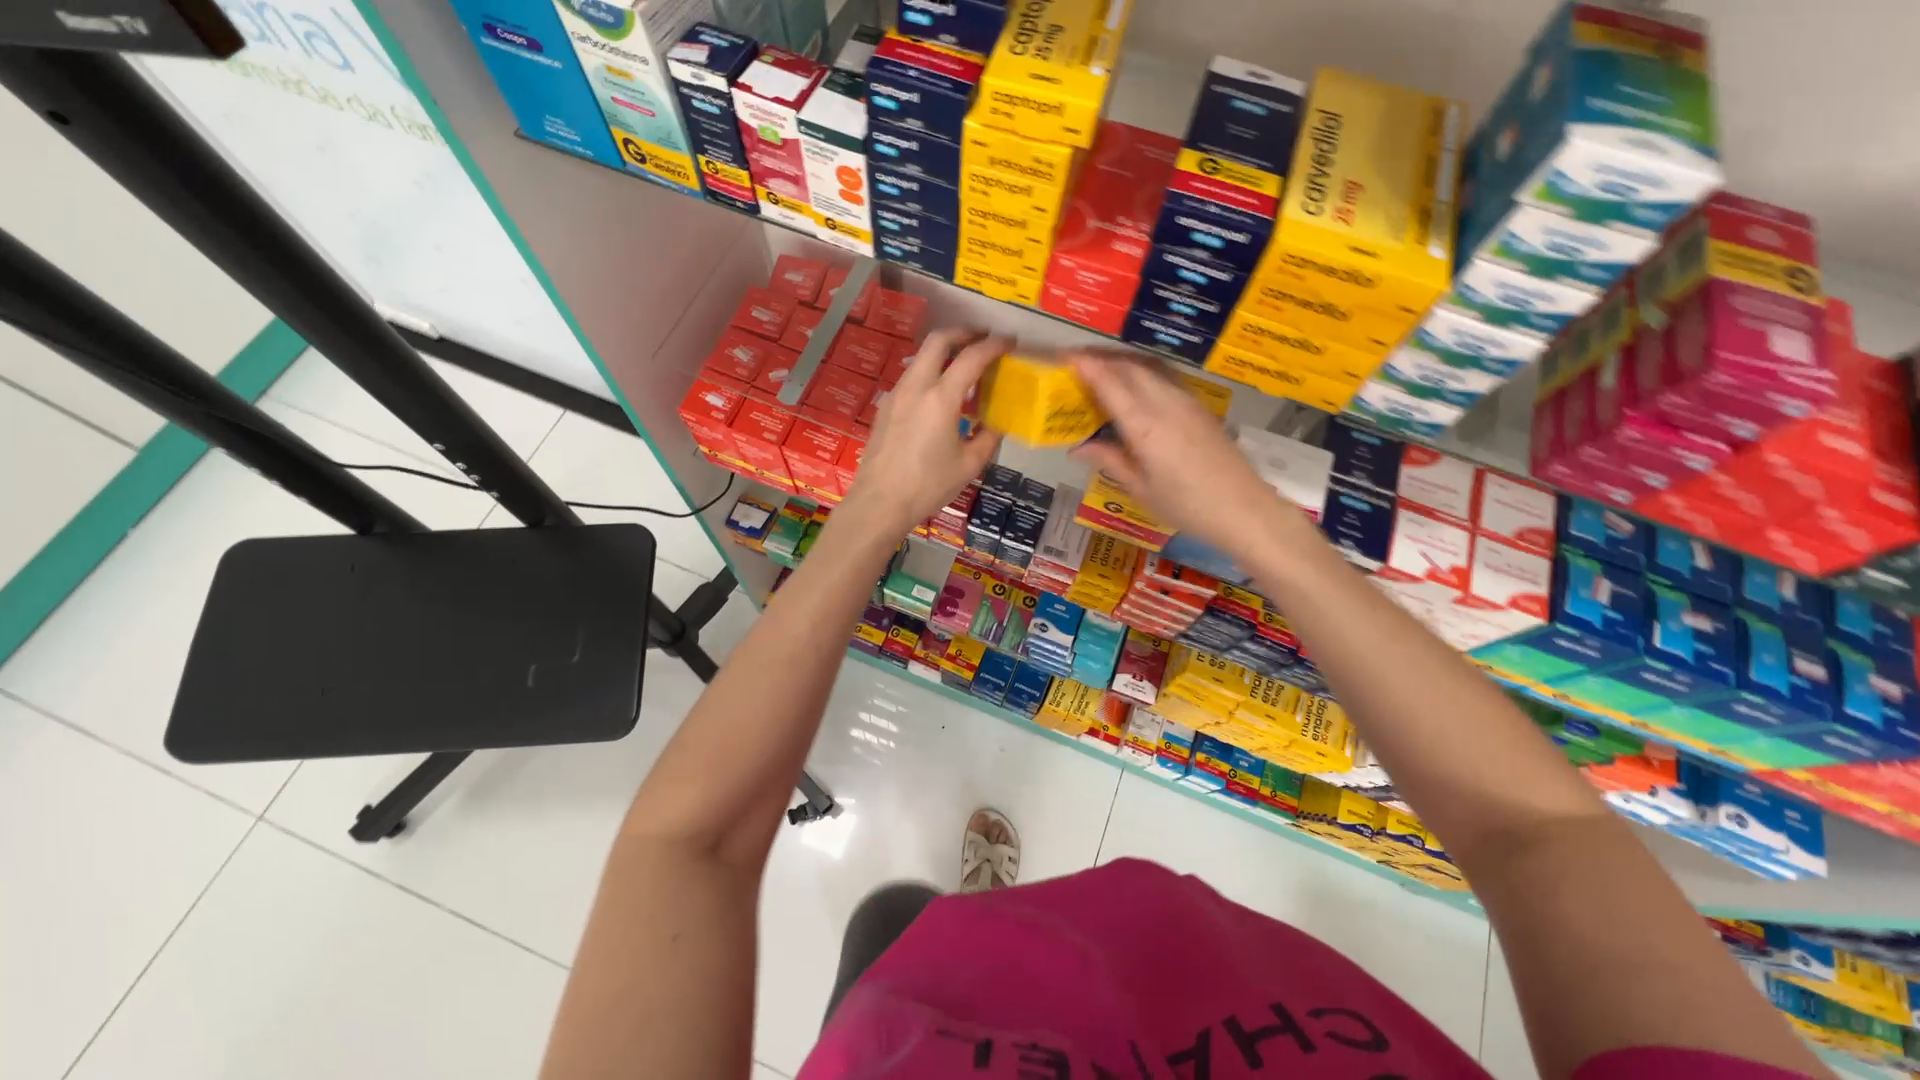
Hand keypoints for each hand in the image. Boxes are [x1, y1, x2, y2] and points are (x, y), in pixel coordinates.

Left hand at [841, 329, 1005, 534]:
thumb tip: (998, 423)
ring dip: (944, 353)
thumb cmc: (928, 486)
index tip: (1010, 343)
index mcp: (941, 398)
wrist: (879, 503)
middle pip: (938, 340)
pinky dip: (930, 372)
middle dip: (963, 333)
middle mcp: (916, 386)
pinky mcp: (885, 407)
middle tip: (982, 340)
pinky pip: (911, 378)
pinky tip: (940, 396)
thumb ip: (988, 437)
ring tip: (963, 367)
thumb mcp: (969, 465)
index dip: (994, 345)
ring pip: (921, 357)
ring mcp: (896, 394)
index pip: (972, 356)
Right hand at [1068, 351, 1296, 558]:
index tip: (1065, 357)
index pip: (1110, 383)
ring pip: (1150, 368)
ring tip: (1102, 367)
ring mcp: (1187, 401)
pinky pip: (1165, 378)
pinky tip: (1135, 385)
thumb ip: (1110, 460)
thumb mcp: (1141, 489)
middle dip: (1102, 358)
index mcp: (1145, 426)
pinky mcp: (1200, 406)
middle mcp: (1165, 404)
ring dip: (1123, 362)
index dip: (1086, 366)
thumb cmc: (1187, 506)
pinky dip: (1143, 372)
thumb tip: (1079, 447)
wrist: (1243, 508)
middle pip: (1130, 367)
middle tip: (1078, 361)